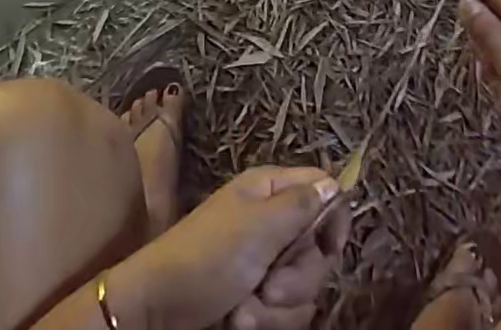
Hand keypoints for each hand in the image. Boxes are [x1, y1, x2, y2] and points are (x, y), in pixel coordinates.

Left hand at [226, 187, 349, 329]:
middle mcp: (274, 221)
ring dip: (277, 307)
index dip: (335, 217)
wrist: (165, 306)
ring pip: (305, 285)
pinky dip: (267, 319)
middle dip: (297, 278)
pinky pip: (288, 309)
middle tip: (269, 287)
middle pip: (318, 247)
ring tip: (244, 311)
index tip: (331, 248)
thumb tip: (332, 185)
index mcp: (272, 191)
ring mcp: (267, 260)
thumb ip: (301, 203)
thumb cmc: (213, 256)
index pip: (323, 189)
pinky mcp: (260, 294)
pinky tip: (238, 320)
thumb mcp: (259, 224)